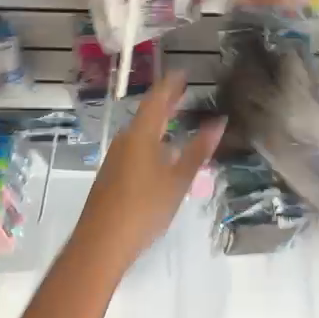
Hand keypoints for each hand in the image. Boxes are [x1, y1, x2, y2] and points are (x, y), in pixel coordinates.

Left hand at [70, 72, 224, 268]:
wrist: (100, 245)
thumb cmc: (143, 209)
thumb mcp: (178, 181)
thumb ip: (198, 150)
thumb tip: (219, 122)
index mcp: (142, 134)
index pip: (157, 99)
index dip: (171, 84)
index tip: (184, 73)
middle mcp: (126, 139)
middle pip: (148, 113)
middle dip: (166, 101)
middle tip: (183, 91)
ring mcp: (116, 157)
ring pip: (140, 130)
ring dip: (159, 121)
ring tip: (176, 117)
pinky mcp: (111, 174)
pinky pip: (135, 145)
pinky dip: (151, 138)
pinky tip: (161, 152)